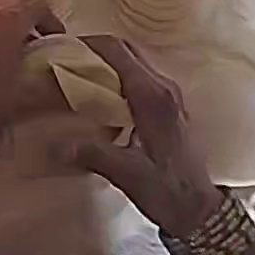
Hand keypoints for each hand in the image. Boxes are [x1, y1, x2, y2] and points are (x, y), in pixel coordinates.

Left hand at [0, 3, 64, 147]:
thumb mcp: (24, 103)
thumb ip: (56, 94)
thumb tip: (82, 92)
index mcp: (6, 27)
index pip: (39, 7)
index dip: (55, 23)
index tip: (61, 44)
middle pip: (18, 17)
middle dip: (35, 36)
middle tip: (44, 62)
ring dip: (14, 43)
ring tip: (20, 71)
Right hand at [65, 36, 223, 237]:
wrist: (200, 210)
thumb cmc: (166, 190)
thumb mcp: (126, 173)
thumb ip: (92, 153)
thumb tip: (55, 144)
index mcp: (152, 97)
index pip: (119, 52)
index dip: (91, 43)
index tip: (64, 46)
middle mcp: (164, 88)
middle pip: (128, 50)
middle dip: (97, 48)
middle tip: (68, 57)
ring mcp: (170, 95)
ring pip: (135, 62)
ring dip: (109, 60)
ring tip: (80, 72)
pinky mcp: (170, 106)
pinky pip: (141, 76)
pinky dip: (119, 74)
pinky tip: (102, 93)